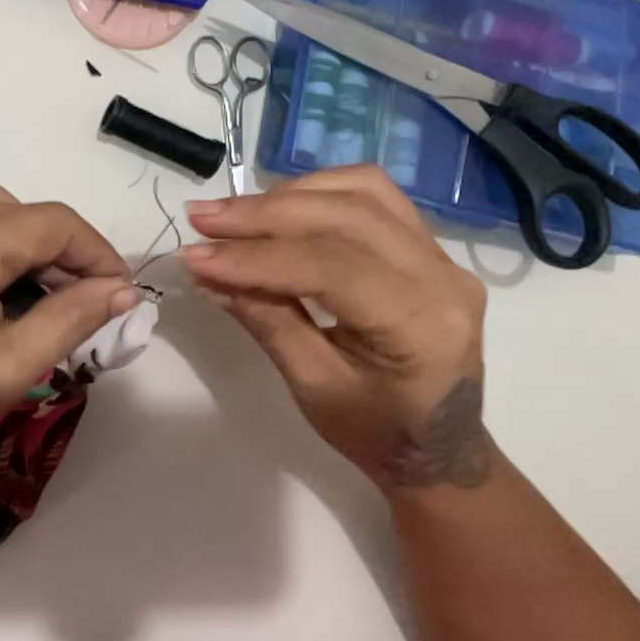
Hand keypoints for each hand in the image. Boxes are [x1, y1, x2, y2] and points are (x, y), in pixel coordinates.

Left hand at [0, 170, 137, 556]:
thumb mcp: (7, 369)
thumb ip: (71, 319)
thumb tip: (122, 291)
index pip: (52, 223)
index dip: (96, 252)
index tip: (118, 290)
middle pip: (13, 207)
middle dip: (54, 244)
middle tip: (74, 295)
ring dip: (7, 223)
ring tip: (21, 277)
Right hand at [180, 166, 493, 491]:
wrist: (438, 448)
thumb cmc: (375, 431)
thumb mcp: (312, 386)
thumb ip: (265, 321)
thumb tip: (208, 274)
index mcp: (422, 326)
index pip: (332, 267)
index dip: (258, 257)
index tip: (196, 256)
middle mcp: (443, 277)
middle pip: (347, 216)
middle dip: (265, 214)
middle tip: (201, 219)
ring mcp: (441, 256)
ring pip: (361, 192)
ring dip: (289, 195)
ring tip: (230, 214)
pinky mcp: (428, 246)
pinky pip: (373, 197)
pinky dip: (316, 194)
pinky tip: (276, 208)